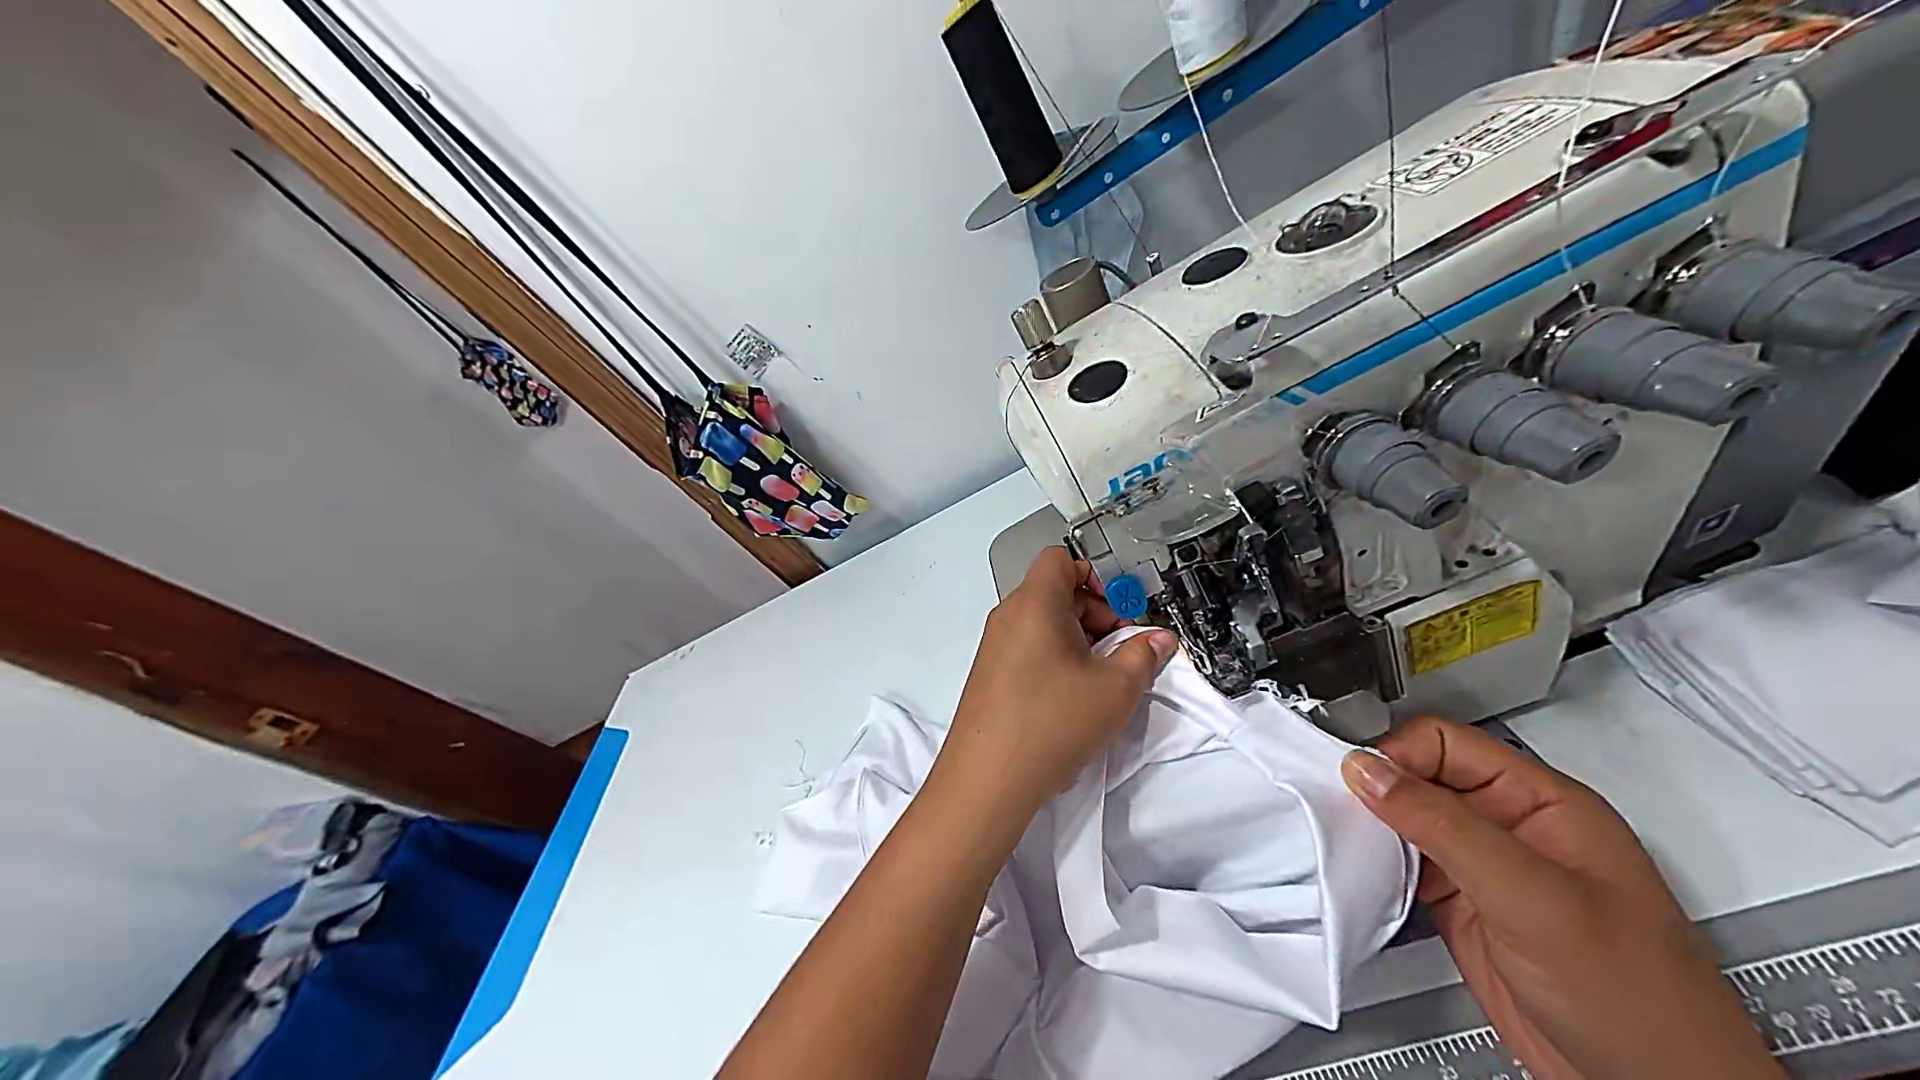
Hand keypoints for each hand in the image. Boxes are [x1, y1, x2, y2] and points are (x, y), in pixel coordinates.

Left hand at [932, 547, 1177, 818]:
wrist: (988, 778)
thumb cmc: (1050, 723)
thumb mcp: (1115, 689)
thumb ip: (1144, 656)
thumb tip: (1158, 640)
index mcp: (1034, 603)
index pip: (1060, 559)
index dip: (1096, 575)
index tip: (1122, 609)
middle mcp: (1009, 616)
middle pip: (1056, 591)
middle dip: (1096, 613)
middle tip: (1123, 648)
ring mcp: (995, 646)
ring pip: (1044, 623)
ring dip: (1079, 640)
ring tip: (1103, 679)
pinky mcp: (991, 674)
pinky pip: (1029, 648)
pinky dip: (1056, 659)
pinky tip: (1074, 698)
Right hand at [1342, 717, 1782, 1079]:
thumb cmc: (1643, 1006)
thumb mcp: (1533, 897)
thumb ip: (1444, 826)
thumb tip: (1369, 770)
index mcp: (1541, 802)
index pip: (1445, 743)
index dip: (1397, 755)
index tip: (1359, 781)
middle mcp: (1507, 826)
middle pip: (1418, 775)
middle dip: (1377, 788)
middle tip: (1343, 809)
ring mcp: (1482, 866)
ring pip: (1403, 817)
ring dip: (1372, 827)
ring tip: (1351, 842)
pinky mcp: (1459, 903)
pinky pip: (1401, 862)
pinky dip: (1375, 864)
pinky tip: (1365, 874)